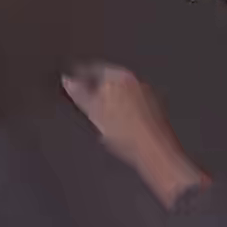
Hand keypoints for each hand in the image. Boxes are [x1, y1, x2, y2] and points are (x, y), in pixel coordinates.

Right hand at [64, 64, 209, 207]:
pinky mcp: (158, 114)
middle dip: (97, 90)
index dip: (78, 76)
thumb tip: (67, 81)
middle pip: (108, 80)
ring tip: (102, 117)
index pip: (91, 67)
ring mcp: (150, 97)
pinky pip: (134, 106)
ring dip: (111, 102)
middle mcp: (137, 81)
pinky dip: (124, 112)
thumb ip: (76, 91)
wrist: (158, 158)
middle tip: (87, 102)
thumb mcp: (91, 110)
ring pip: (121, 94)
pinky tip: (119, 126)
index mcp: (119, 74)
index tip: (72, 85)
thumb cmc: (127, 133)